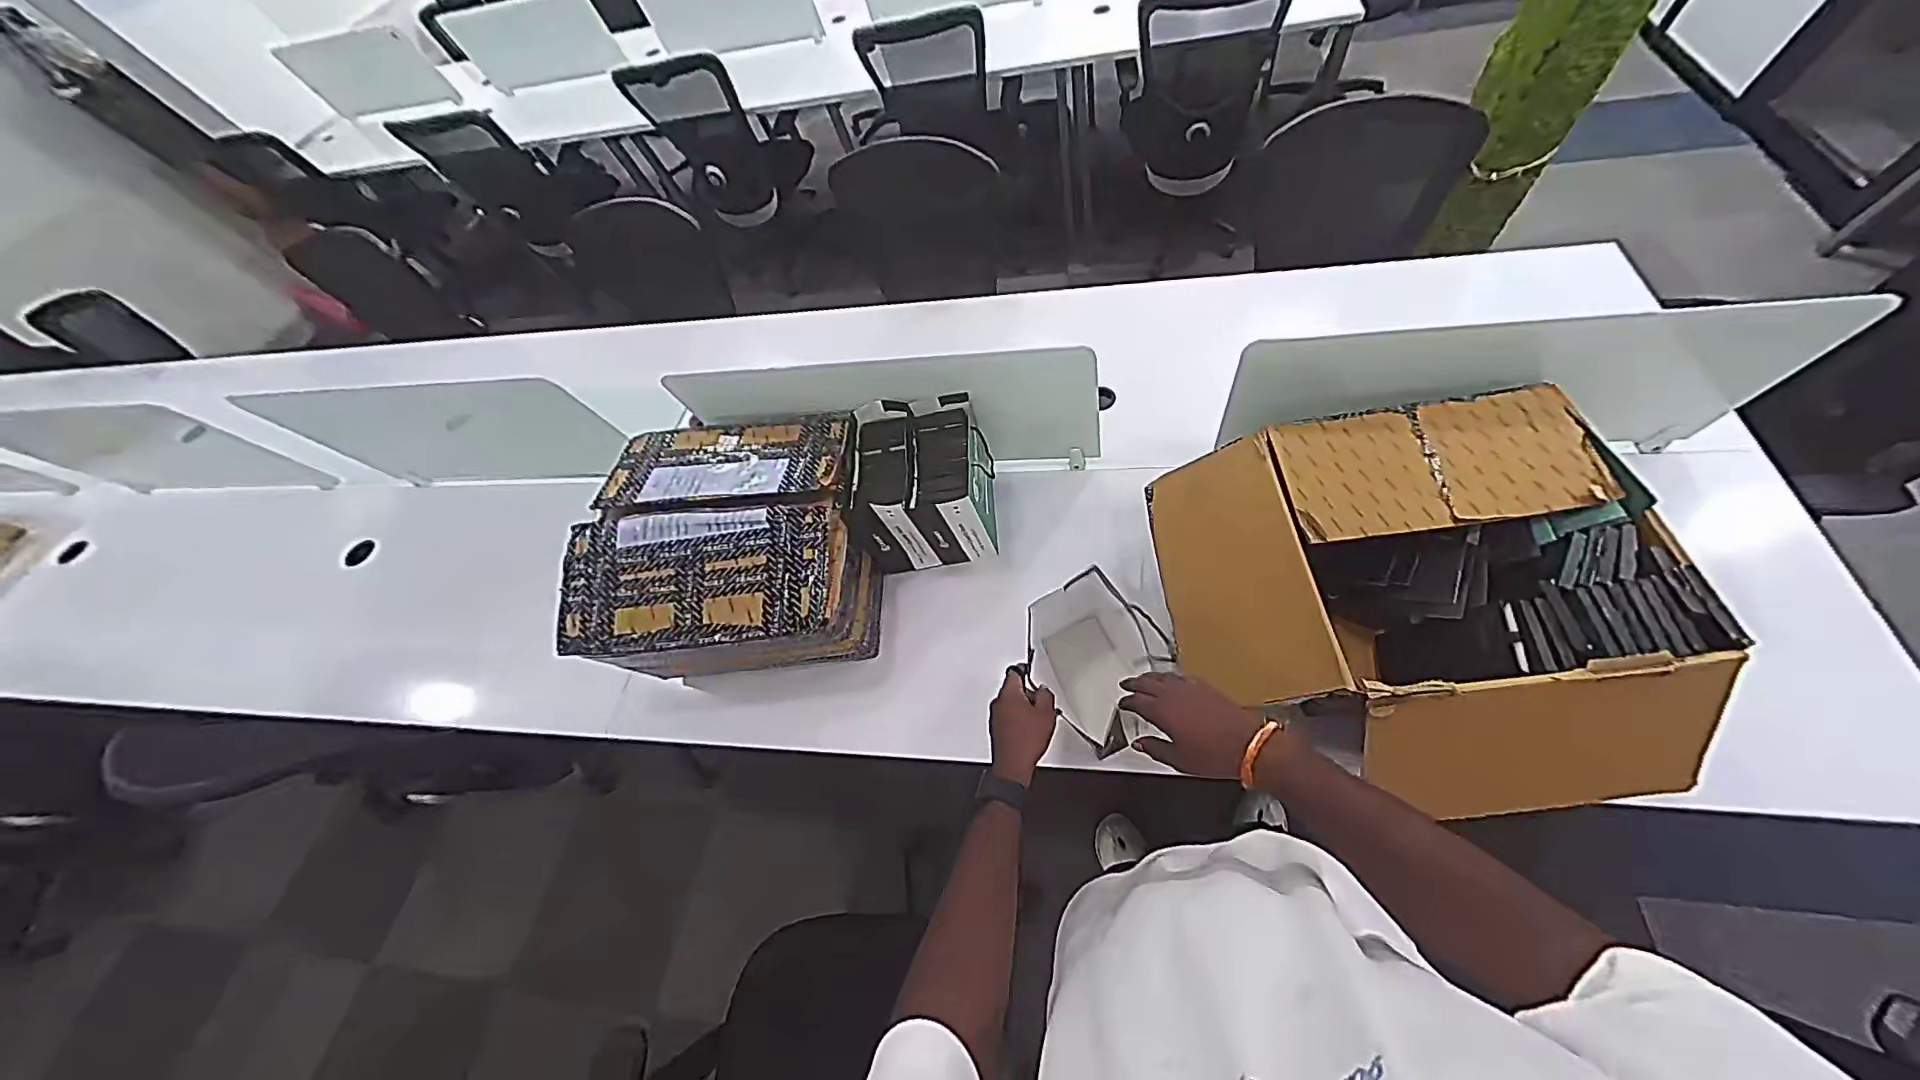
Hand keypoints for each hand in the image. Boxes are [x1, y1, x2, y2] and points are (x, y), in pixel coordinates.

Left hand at [989, 666, 1055, 784]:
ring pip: (1010, 703)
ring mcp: (996, 716)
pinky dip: (1018, 718)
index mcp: (1009, 694)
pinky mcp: (997, 728)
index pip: (1014, 672)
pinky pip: (1008, 716)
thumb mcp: (1046, 713)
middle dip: (1027, 692)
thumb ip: (1046, 695)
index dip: (1025, 669)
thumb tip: (1043, 690)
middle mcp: (999, 703)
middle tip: (1040, 701)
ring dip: (1022, 706)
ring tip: (1037, 719)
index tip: (1029, 669)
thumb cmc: (1026, 741)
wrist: (1013, 765)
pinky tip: (1029, 729)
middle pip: (1012, 688)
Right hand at [1119, 672, 1292, 779]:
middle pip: (1147, 683)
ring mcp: (1192, 689)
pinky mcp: (1207, 688)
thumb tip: (1141, 743)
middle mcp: (1175, 695)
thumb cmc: (1217, 754)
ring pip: (1164, 677)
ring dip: (1150, 677)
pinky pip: (1181, 677)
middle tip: (1127, 685)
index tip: (1123, 704)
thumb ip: (1156, 748)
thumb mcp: (1179, 760)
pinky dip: (1171, 677)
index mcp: (1163, 711)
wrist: (1251, 746)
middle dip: (1134, 684)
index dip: (1127, 702)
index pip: (1137, 701)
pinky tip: (1173, 680)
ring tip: (1144, 679)